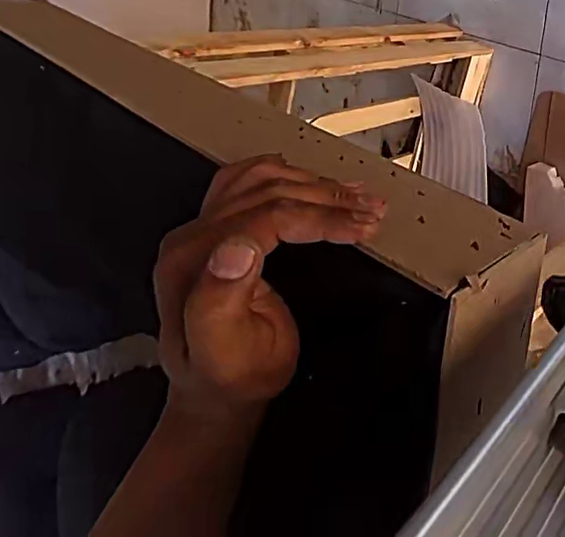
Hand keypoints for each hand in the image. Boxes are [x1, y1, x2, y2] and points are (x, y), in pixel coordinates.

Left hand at [151, 155, 384, 423]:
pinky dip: (291, 173)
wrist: (220, 391)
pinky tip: (314, 179)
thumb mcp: (229, 352)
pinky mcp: (219, 226)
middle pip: (274, 191)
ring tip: (358, 197)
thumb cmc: (233, 376)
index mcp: (192, 262)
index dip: (323, 217)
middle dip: (332, 200)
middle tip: (372, 212)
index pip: (270, 214)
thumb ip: (221, 301)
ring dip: (319, 184)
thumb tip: (235, 248)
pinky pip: (251, 178)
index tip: (362, 227)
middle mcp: (192, 237)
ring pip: (267, 177)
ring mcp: (203, 228)